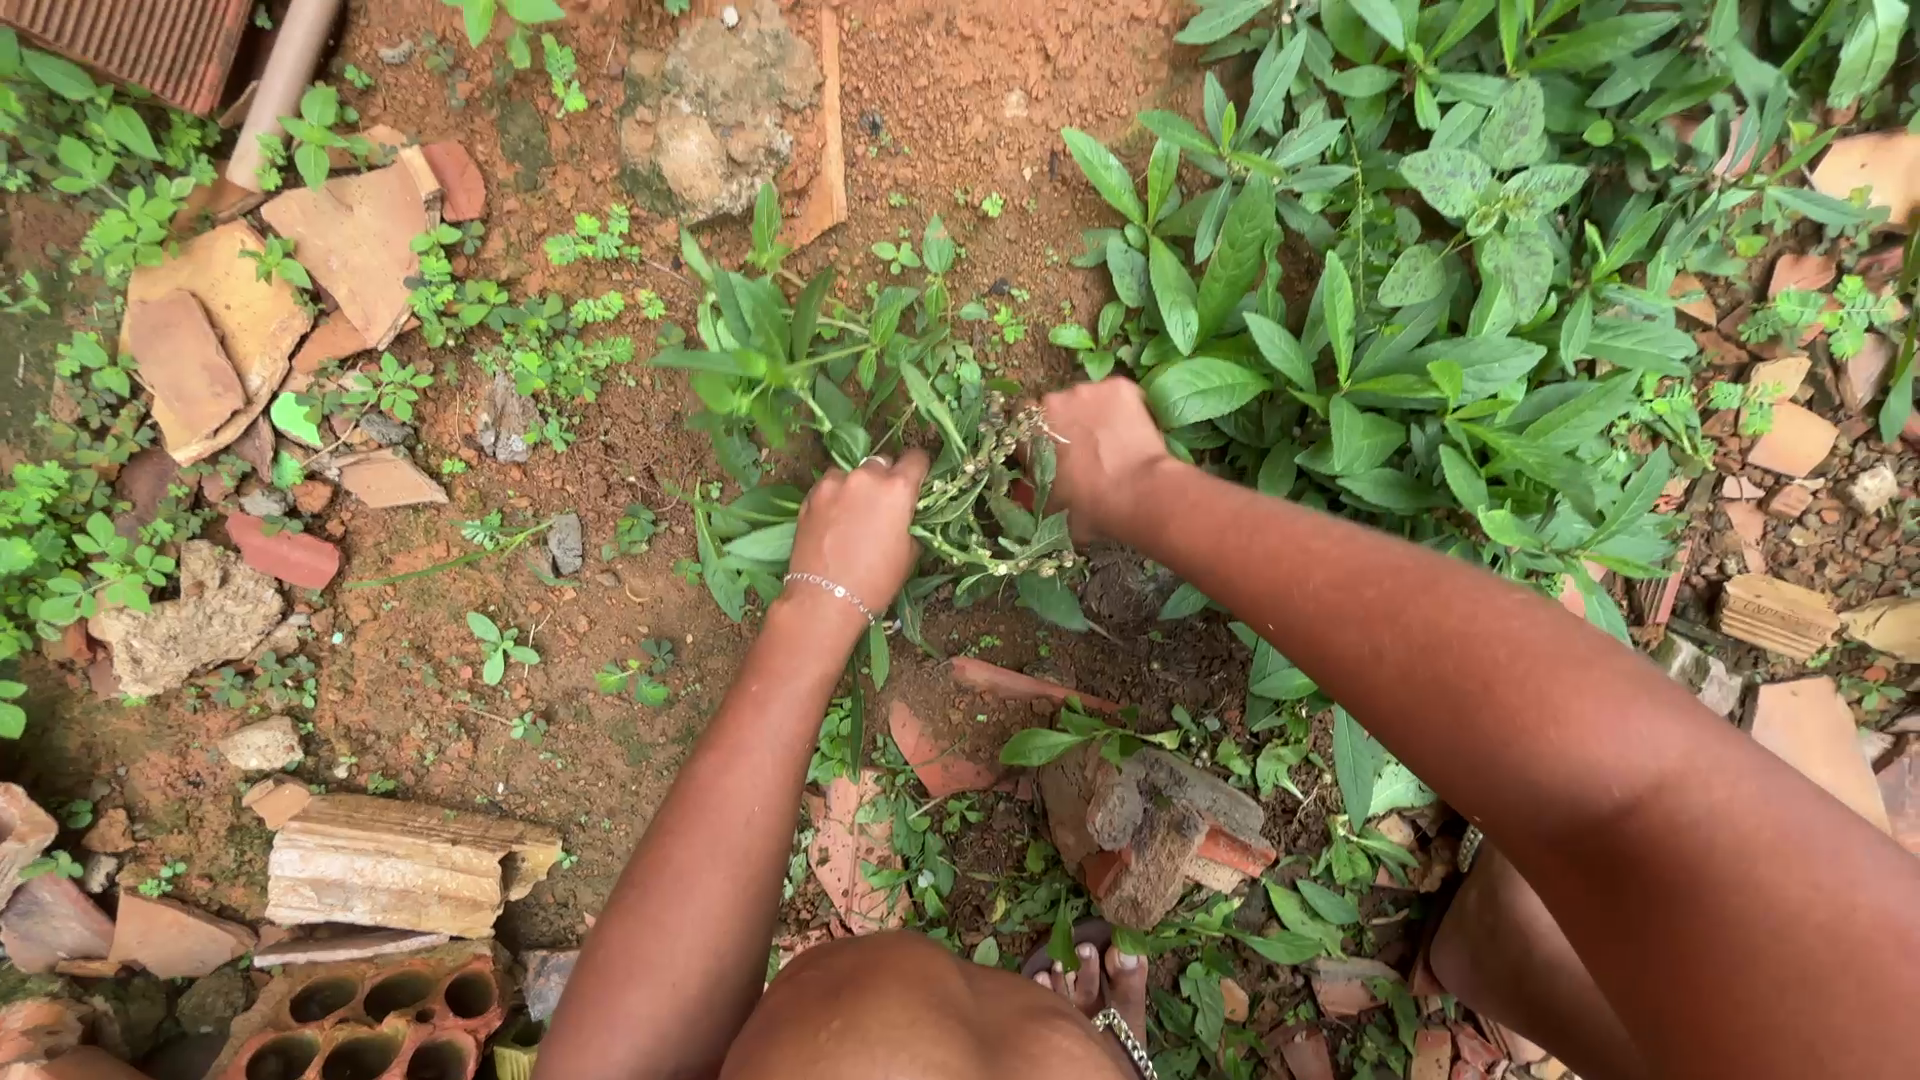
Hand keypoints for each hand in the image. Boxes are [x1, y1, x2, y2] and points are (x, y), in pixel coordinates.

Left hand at [780, 450, 930, 635]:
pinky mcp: (811, 495)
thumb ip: (911, 521)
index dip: (920, 469)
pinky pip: (829, 486)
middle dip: (887, 477)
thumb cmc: (876, 581)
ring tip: (854, 511)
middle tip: (884, 503)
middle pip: (883, 461)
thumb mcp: (909, 552)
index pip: (917, 458)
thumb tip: (907, 514)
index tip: (917, 481)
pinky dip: (835, 495)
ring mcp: (834, 483)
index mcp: (897, 488)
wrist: (825, 598)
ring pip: (853, 472)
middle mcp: (866, 476)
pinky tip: (834, 519)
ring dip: (858, 485)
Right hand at [1041, 380, 1175, 542]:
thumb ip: (1036, 490)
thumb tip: (1032, 488)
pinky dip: (1121, 407)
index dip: (1037, 437)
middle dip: (1067, 423)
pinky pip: (1116, 394)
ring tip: (1110, 439)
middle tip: (1084, 448)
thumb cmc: (1090, 507)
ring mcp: (1088, 390)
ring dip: (1093, 413)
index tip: (1050, 451)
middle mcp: (1053, 400)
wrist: (1138, 494)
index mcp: (1030, 428)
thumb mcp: (1051, 505)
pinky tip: (1130, 428)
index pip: (1024, 423)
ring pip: (1087, 398)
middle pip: (1056, 406)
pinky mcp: (1119, 386)